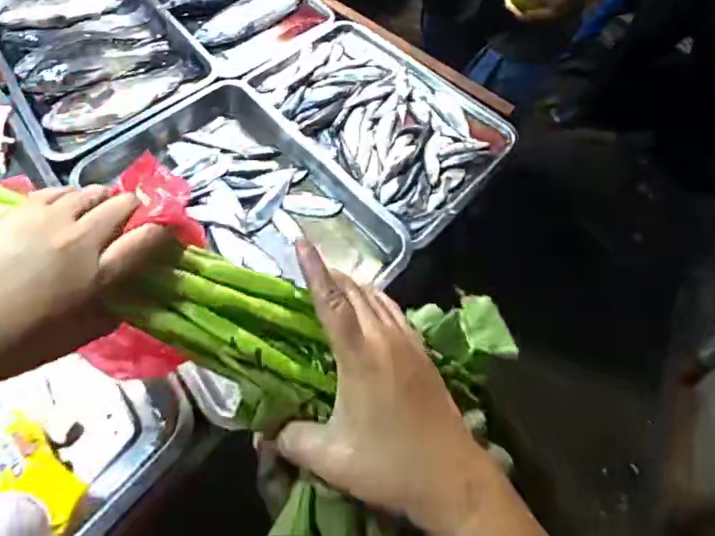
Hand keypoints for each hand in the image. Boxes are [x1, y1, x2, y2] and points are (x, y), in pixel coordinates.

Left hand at [0, 187, 173, 395]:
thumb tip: (135, 288)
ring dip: (104, 202)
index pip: (149, 238)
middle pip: (128, 204)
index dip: (164, 232)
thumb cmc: (13, 347)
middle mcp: (81, 238)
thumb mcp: (76, 338)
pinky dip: (72, 198)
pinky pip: (62, 190)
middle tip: (130, 225)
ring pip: (96, 191)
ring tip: (95, 217)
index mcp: (97, 274)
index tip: (166, 236)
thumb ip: (113, 309)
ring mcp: (52, 217)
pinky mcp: (24, 208)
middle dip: (138, 211)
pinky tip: (64, 213)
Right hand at [272, 243, 501, 534]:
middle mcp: (385, 336)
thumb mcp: (330, 458)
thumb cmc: (388, 463)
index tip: (301, 242)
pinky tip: (371, 310)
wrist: (450, 473)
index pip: (332, 301)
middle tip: (308, 269)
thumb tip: (264, 432)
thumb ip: (292, 439)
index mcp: (360, 354)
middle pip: (355, 291)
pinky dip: (375, 300)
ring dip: (354, 286)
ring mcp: (408, 340)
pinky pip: (393, 310)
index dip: (314, 269)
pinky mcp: (422, 349)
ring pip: (377, 297)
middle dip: (331, 274)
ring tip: (334, 284)